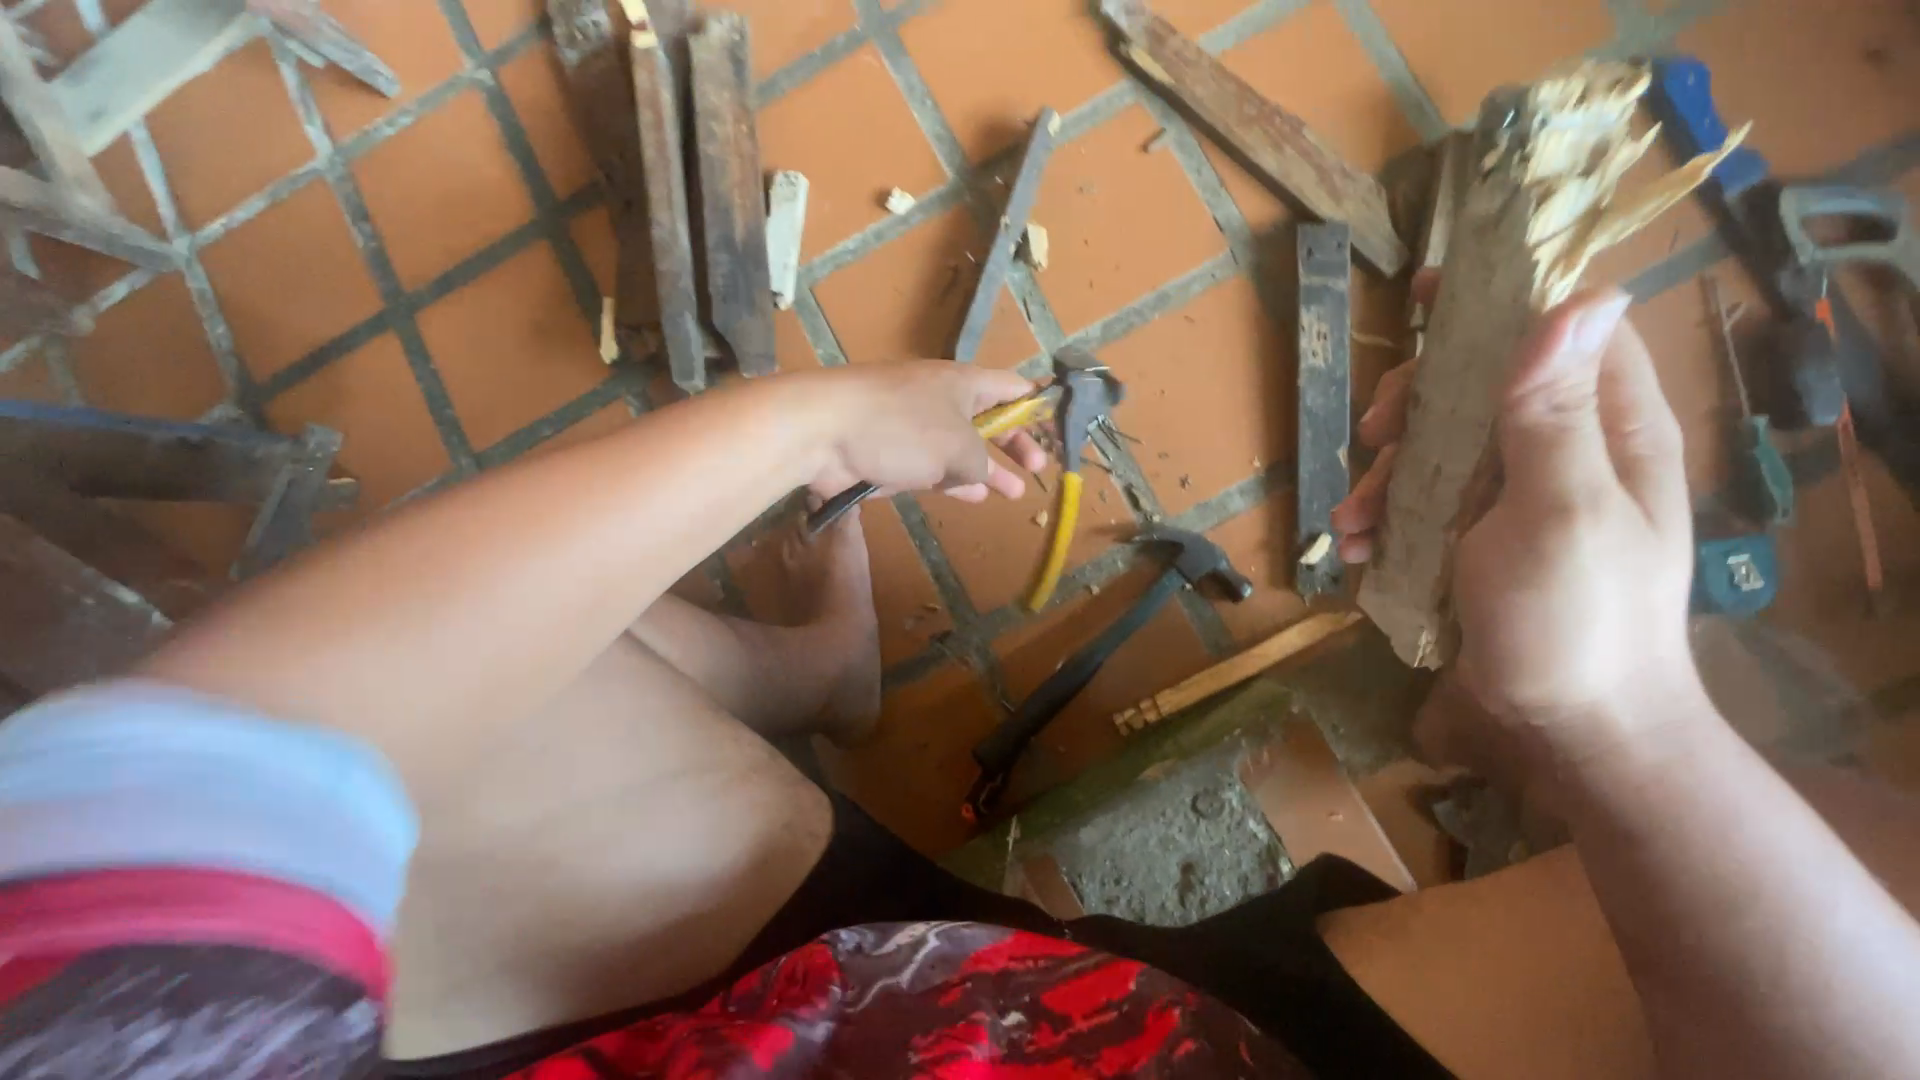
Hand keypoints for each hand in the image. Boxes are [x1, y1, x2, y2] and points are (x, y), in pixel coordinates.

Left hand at [803, 361, 1049, 502]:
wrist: (822, 432)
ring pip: (961, 447)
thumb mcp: (959, 448)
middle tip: (1037, 467)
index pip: (1013, 386)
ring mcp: (914, 426)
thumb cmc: (901, 428)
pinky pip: (933, 467)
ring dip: (987, 469)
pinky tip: (974, 497)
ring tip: (1014, 492)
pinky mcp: (891, 453)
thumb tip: (983, 475)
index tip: (1057, 429)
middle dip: (1015, 444)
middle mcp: (941, 399)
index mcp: (963, 382)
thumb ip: (982, 464)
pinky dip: (955, 480)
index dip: (1037, 406)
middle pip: (989, 419)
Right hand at [1336, 286, 1707, 798]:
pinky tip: (1358, 547)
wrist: (1565, 731)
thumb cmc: (1572, 620)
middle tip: (1373, 435)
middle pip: (1482, 385)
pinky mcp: (1473, 539)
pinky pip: (1419, 502)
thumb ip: (1553, 415)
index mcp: (1609, 430)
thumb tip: (1576, 298)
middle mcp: (1564, 451)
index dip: (1503, 303)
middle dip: (1416, 404)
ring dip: (1384, 473)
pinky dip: (1382, 518)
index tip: (1429, 296)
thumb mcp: (1560, 513)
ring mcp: (1514, 498)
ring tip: (1353, 520)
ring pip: (1438, 445)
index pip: (1567, 330)